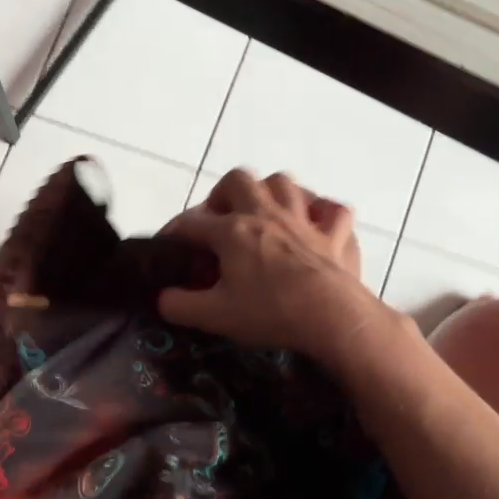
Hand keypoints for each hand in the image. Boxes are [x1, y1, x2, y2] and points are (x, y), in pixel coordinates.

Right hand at [158, 170, 398, 367]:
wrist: (334, 318)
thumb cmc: (270, 313)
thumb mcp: (213, 316)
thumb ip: (178, 305)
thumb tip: (161, 298)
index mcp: (232, 231)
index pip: (191, 223)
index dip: (173, 233)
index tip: (168, 248)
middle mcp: (266, 214)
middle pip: (238, 179)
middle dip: (223, 194)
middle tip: (220, 219)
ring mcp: (304, 220)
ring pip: (284, 182)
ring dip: (270, 192)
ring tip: (263, 212)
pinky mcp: (336, 234)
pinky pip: (333, 209)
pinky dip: (322, 213)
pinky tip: (315, 224)